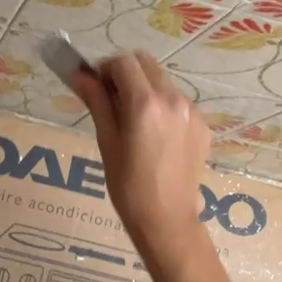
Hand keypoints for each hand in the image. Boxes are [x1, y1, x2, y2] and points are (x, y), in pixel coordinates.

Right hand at [69, 52, 210, 253]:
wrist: (166, 219)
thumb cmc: (127, 186)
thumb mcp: (106, 142)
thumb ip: (96, 102)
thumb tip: (79, 75)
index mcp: (145, 104)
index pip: (123, 62)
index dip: (104, 68)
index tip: (94, 86)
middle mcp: (173, 99)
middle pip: (146, 63)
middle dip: (125, 73)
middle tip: (110, 99)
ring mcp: (192, 111)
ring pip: (163, 81)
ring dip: (144, 88)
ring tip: (132, 122)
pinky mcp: (202, 125)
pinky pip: (178, 102)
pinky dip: (162, 106)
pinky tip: (154, 136)